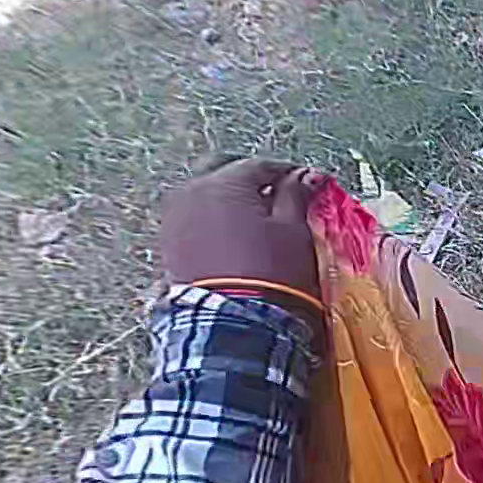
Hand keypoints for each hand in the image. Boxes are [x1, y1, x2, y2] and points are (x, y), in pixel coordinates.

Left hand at [160, 155, 323, 294]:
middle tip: (282, 191)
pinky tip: (240, 234)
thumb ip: (297, 196)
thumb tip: (308, 175)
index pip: (260, 165)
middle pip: (223, 169)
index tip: (309, 181)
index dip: (289, 172)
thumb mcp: (294, 230)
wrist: (238, 318)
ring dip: (233, 197)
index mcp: (224, 184)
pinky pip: (197, 217)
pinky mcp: (172, 243)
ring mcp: (176, 218)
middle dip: (253, 176)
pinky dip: (219, 217)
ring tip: (261, 215)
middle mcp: (191, 192)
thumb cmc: (273, 270)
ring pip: (207, 193)